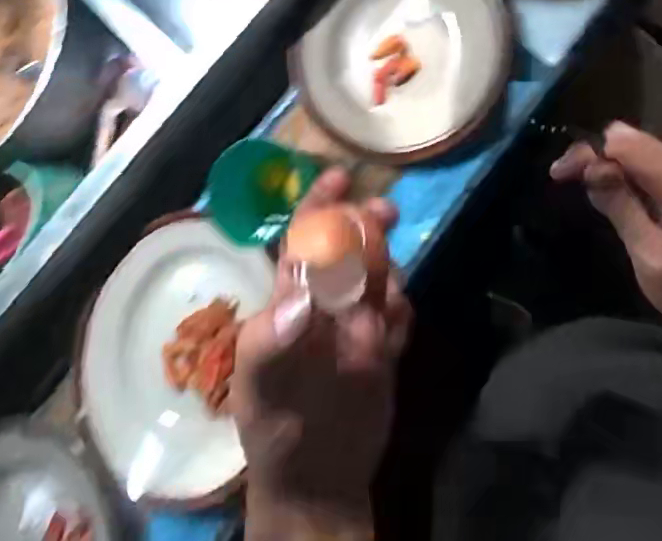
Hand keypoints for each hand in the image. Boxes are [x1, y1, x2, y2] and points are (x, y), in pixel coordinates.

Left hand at [232, 170, 409, 538]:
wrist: (317, 483)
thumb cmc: (273, 426)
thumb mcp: (260, 383)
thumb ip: (273, 338)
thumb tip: (300, 298)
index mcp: (289, 295)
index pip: (303, 236)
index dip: (319, 203)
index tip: (340, 177)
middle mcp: (324, 298)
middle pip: (349, 244)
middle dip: (367, 223)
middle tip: (386, 212)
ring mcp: (356, 320)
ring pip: (378, 273)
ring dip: (386, 272)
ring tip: (381, 310)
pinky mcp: (384, 346)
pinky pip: (400, 314)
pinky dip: (401, 313)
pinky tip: (391, 336)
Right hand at [550, 122, 661, 351]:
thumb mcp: (657, 261)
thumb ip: (623, 210)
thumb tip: (592, 167)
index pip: (621, 142)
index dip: (587, 153)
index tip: (561, 177)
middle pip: (625, 138)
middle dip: (592, 155)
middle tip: (568, 183)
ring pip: (632, 148)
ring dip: (605, 164)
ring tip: (586, 192)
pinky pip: (643, 163)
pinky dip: (620, 174)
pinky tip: (610, 196)